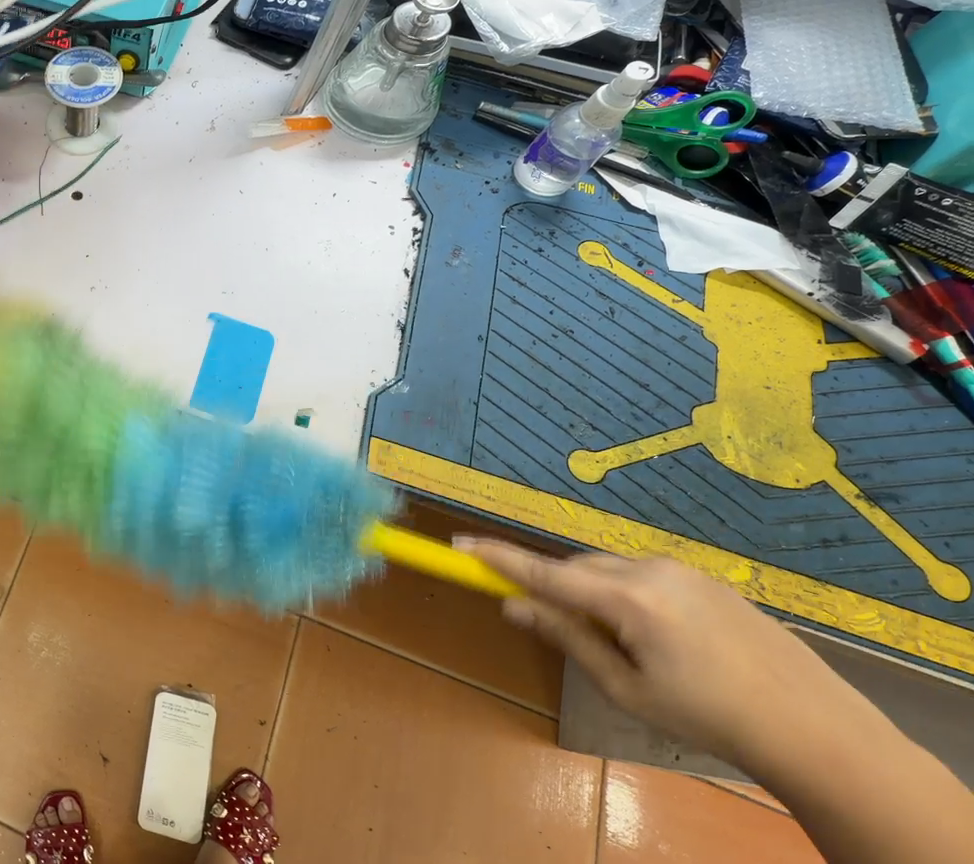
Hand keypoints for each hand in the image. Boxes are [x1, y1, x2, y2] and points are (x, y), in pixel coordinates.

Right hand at [462, 541, 871, 769]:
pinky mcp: (707, 578)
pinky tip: (658, 638)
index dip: (497, 559)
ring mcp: (683, 570)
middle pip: (577, 566)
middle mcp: (651, 571)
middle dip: (558, 588)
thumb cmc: (707, 715)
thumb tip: (515, 605)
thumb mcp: (625, 688)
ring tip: (623, 646)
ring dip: (594, 593)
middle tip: (560, 629)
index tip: (458, 546)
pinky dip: (626, 594)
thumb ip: (567, 637)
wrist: (813, 726)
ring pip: (609, 569)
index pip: (546, 572)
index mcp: (629, 600)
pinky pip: (643, 575)